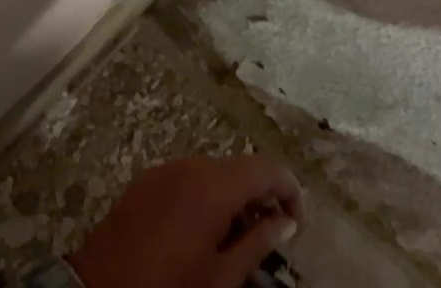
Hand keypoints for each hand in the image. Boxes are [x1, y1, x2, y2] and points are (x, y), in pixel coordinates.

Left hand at [69, 155, 303, 287]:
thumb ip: (258, 243)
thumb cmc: (166, 286)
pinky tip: (202, 230)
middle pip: (240, 168)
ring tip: (235, 237)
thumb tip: (285, 222)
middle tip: (269, 234)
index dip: (289, 190)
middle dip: (260, 196)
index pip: (267, 168)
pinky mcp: (145, 181)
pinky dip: (205, 196)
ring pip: (214, 173)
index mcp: (214, 185)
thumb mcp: (220, 276)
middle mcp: (192, 166)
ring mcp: (165, 170)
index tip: (295, 223)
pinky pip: (188, 179)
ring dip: (233, 197)